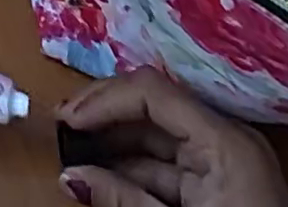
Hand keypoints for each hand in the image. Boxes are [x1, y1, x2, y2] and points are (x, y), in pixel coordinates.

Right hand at [55, 68, 287, 206]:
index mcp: (225, 142)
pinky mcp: (220, 187)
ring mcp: (225, 163)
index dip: (104, 98)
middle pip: (153, 107)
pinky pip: (168, 166)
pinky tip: (102, 175)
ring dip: (114, 142)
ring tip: (73, 150)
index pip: (152, 92)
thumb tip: (69, 176)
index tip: (67, 118)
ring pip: (157, 136)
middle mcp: (226, 139)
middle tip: (61, 127)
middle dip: (104, 115)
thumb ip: (123, 202)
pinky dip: (133, 169)